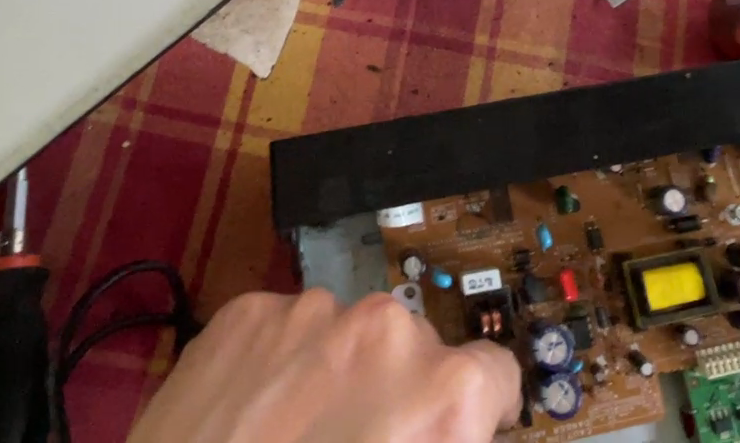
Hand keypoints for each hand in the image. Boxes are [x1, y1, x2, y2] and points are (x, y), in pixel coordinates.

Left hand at [129, 289, 520, 442]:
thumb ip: (442, 439)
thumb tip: (440, 427)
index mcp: (441, 390)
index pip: (493, 373)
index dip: (475, 411)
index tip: (444, 434)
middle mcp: (384, 329)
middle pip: (414, 347)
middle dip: (394, 391)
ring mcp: (308, 311)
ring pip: (347, 332)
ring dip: (336, 370)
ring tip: (293, 435)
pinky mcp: (245, 311)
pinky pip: (287, 326)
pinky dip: (280, 361)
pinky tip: (252, 416)